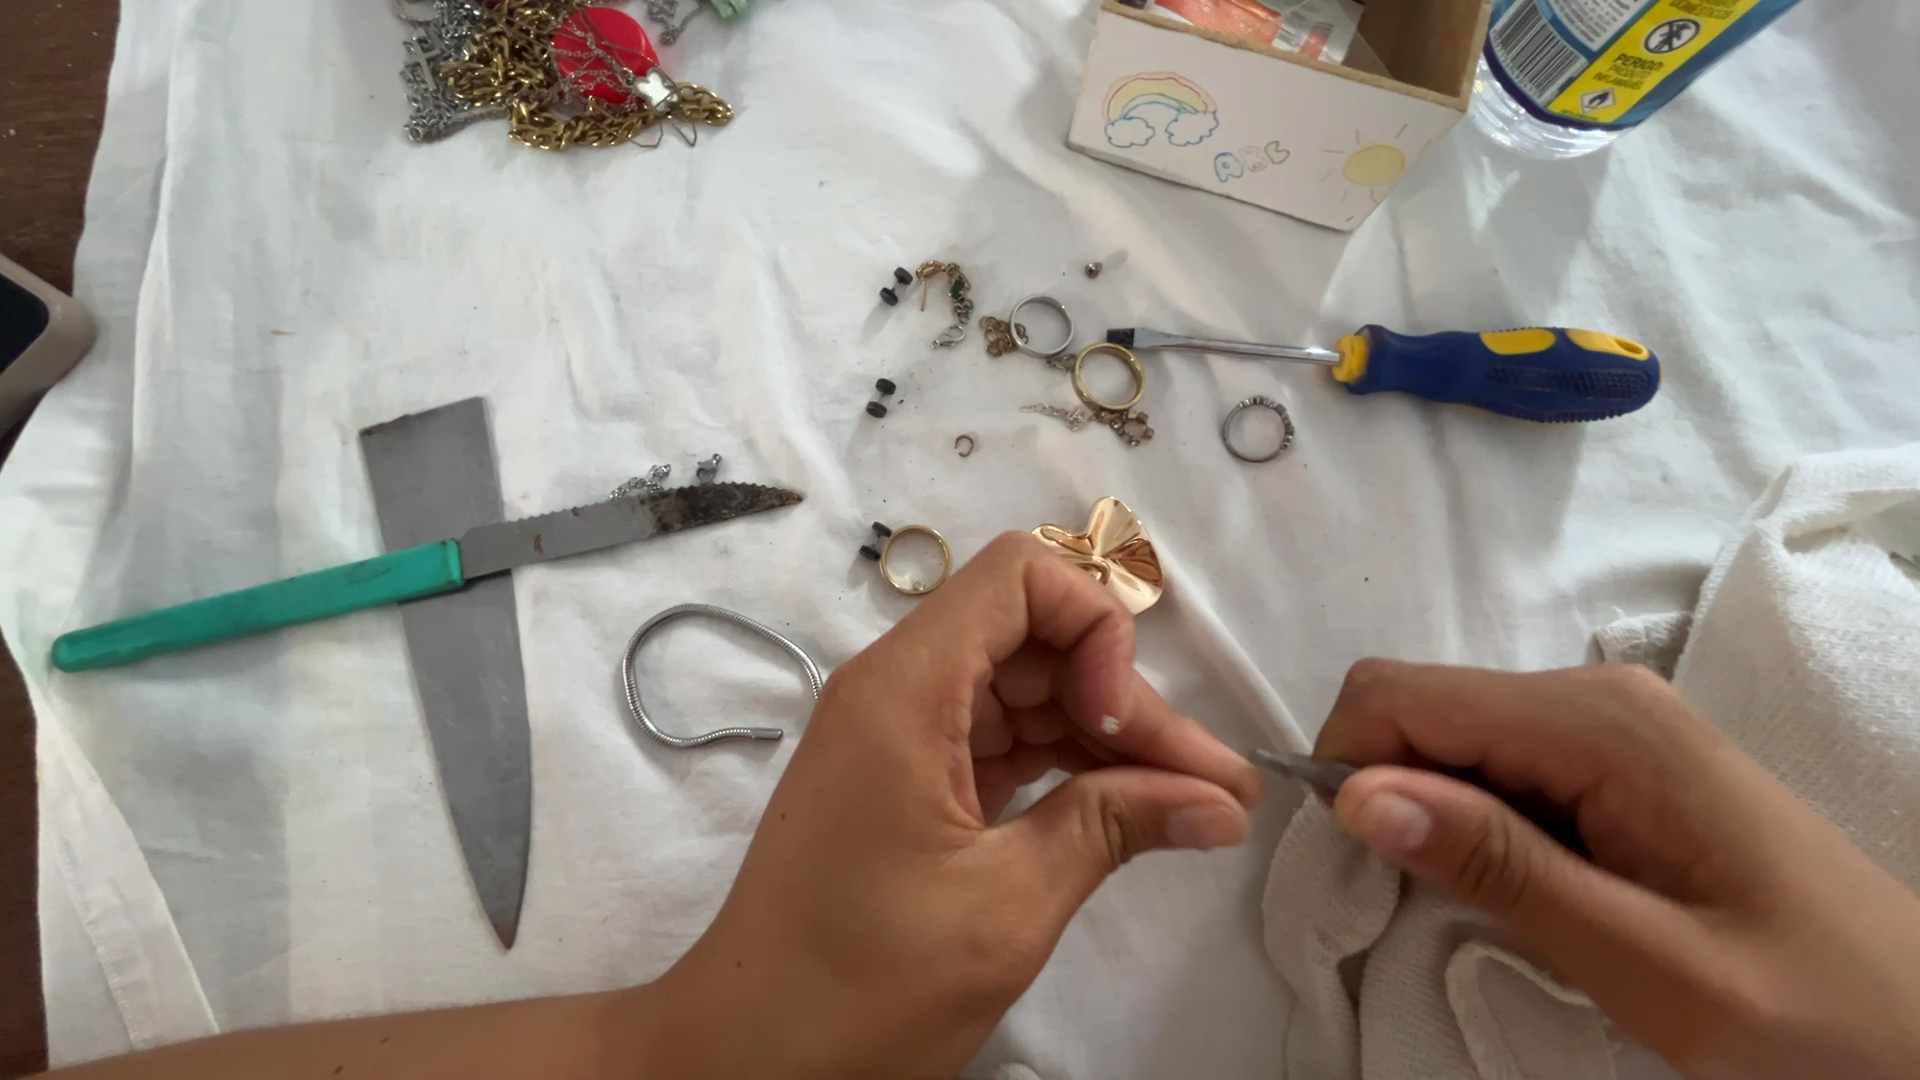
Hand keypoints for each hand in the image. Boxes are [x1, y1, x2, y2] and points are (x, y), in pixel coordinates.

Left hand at [639, 534, 1264, 1079]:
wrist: (746, 1058)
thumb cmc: (860, 986)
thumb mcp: (1003, 908)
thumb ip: (1113, 828)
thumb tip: (1222, 803)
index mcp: (906, 686)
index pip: (1018, 575)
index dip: (1091, 626)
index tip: (1116, 724)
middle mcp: (902, 685)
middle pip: (1038, 639)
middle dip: (1124, 701)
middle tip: (1208, 784)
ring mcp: (907, 727)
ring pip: (1031, 690)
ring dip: (1107, 740)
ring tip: (1192, 800)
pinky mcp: (916, 770)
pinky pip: (1007, 737)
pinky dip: (1067, 766)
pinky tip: (1126, 808)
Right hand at [1317, 661, 1919, 1079]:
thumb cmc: (1828, 1023)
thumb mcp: (1658, 970)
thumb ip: (1499, 869)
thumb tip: (1355, 794)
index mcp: (1598, 723)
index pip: (1400, 695)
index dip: (1350, 761)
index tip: (1363, 851)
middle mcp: (1588, 693)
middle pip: (1413, 701)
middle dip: (1382, 780)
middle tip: (1426, 881)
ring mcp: (1597, 716)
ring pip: (1438, 725)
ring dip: (1421, 799)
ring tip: (1480, 886)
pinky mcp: (1598, 746)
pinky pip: (1480, 751)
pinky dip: (1458, 805)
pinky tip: (1514, 866)